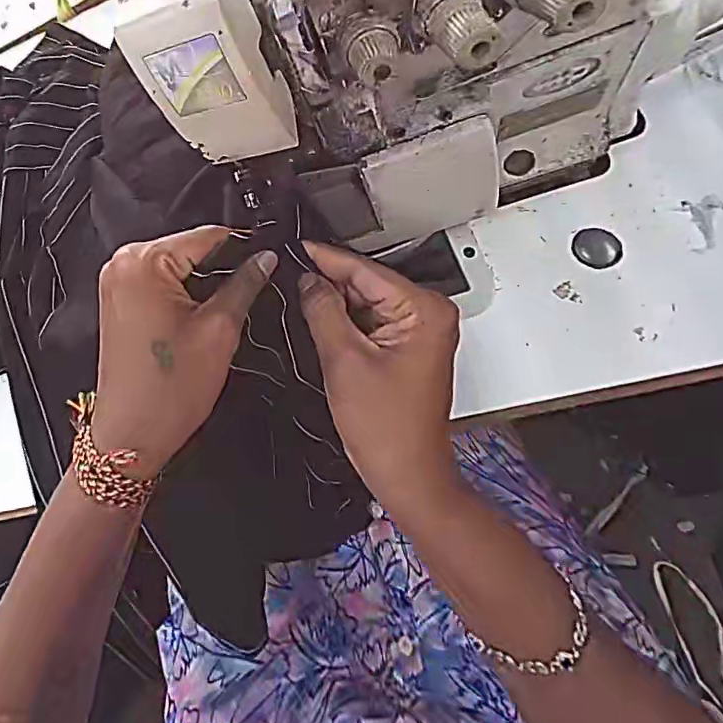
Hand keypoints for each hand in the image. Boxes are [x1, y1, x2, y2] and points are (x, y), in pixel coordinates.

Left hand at [93, 227, 274, 477]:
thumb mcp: (220, 330)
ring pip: (181, 264)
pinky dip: (188, 292)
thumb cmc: (166, 394)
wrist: (130, 438)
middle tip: (252, 291)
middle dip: (225, 267)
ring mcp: (118, 283)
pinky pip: (164, 280)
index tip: (269, 260)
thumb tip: (264, 258)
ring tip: (226, 310)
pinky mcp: (121, 300)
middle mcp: (123, 265)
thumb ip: (245, 284)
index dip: (246, 247)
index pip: (209, 235)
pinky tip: (203, 316)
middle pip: (193, 247)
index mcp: (143, 263)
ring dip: (207, 281)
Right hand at [297, 241, 462, 505]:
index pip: (367, 270)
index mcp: (424, 310)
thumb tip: (310, 279)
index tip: (300, 247)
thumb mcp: (344, 361)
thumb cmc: (389, 430)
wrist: (407, 474)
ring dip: (337, 305)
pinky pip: (373, 321)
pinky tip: (324, 325)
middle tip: (292, 278)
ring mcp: (422, 330)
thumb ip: (323, 311)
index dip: (326, 259)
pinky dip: (348, 323)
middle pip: (368, 283)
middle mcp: (430, 314)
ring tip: (303, 304)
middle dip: (330, 284)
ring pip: (368, 302)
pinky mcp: (411, 345)